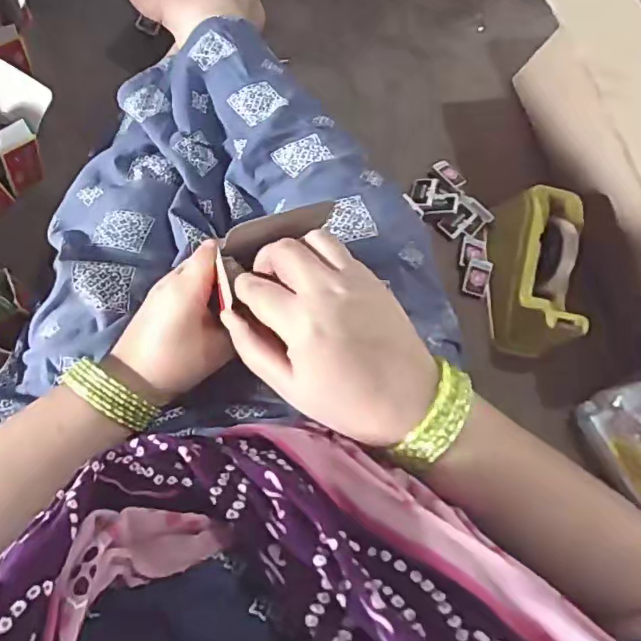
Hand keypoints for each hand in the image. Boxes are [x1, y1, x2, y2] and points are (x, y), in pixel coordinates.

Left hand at [108, 240, 234, 400]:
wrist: (132, 380)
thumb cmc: (178, 360)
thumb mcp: (219, 345)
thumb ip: (237, 320)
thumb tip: (248, 307)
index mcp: (188, 282)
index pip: (214, 250)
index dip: (234, 258)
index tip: (250, 278)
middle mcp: (172, 278)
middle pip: (203, 260)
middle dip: (223, 272)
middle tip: (241, 294)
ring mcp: (160, 288)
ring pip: (191, 274)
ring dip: (208, 284)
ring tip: (225, 305)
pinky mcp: (154, 300)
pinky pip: (181, 286)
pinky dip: (195, 293)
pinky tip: (205, 315)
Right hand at [220, 230, 438, 445]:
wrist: (409, 402)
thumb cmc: (344, 402)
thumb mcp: (288, 386)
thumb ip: (252, 348)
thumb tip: (230, 315)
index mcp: (300, 322)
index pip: (253, 286)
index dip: (240, 291)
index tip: (244, 303)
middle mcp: (324, 290)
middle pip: (280, 249)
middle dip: (262, 263)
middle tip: (265, 285)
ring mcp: (351, 278)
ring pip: (311, 238)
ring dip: (294, 252)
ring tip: (293, 276)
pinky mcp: (371, 277)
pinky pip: (338, 248)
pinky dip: (320, 255)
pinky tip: (320, 280)